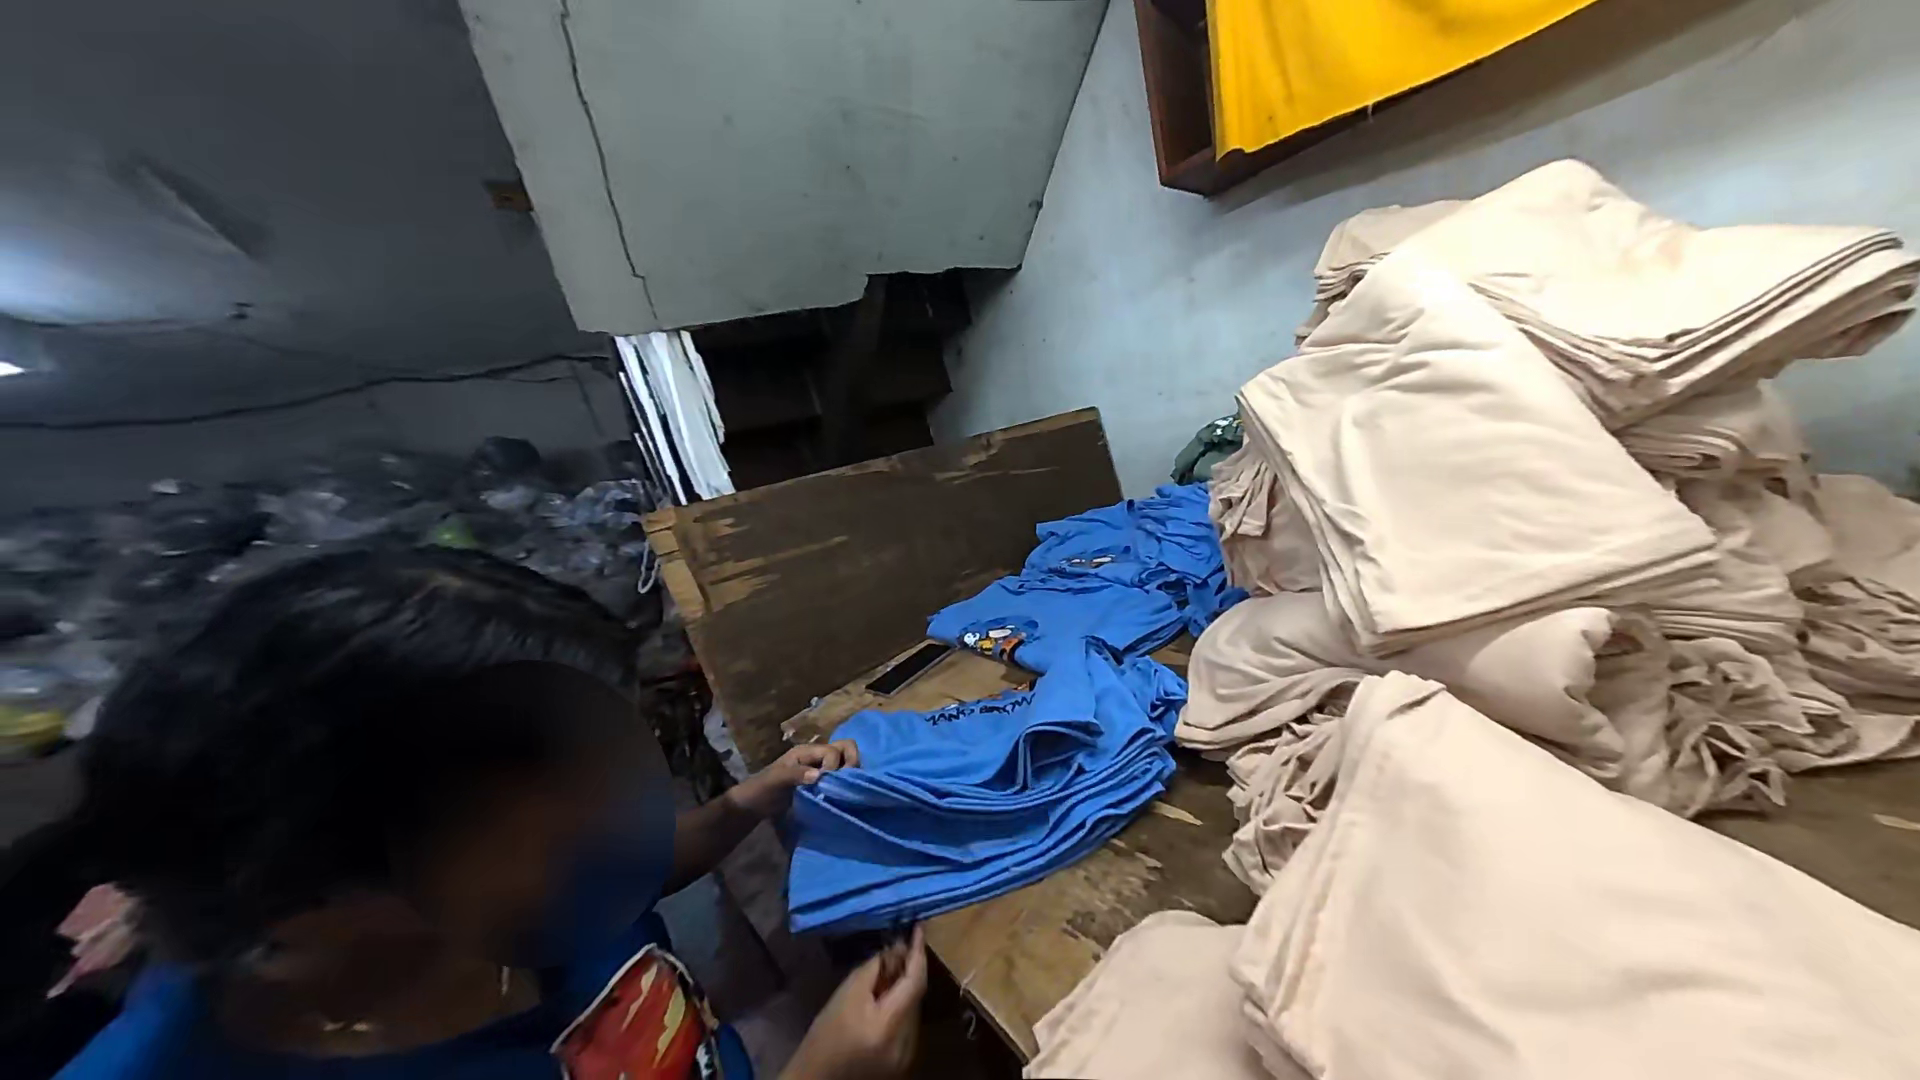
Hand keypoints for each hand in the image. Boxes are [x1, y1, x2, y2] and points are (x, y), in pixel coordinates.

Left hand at [728, 740, 860, 818]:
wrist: (753, 806)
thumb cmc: (761, 790)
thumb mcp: (774, 781)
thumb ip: (795, 775)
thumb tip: (820, 775)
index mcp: (806, 751)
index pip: (832, 751)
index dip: (834, 766)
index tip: (825, 785)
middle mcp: (817, 756)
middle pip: (846, 747)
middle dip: (852, 761)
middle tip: (847, 781)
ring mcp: (820, 768)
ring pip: (846, 759)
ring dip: (850, 771)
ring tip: (845, 789)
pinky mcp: (822, 782)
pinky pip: (841, 775)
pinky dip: (846, 782)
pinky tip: (842, 795)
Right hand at [783, 927, 926, 1079]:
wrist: (815, 1079)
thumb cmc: (825, 1035)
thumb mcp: (847, 992)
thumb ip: (875, 967)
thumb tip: (898, 947)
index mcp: (889, 1027)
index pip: (915, 981)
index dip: (918, 951)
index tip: (919, 926)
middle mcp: (905, 1044)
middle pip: (917, 994)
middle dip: (910, 967)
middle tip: (899, 944)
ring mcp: (906, 1056)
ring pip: (913, 1007)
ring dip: (906, 984)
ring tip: (892, 965)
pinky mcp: (901, 1061)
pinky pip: (907, 1022)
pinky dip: (901, 1002)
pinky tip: (888, 992)